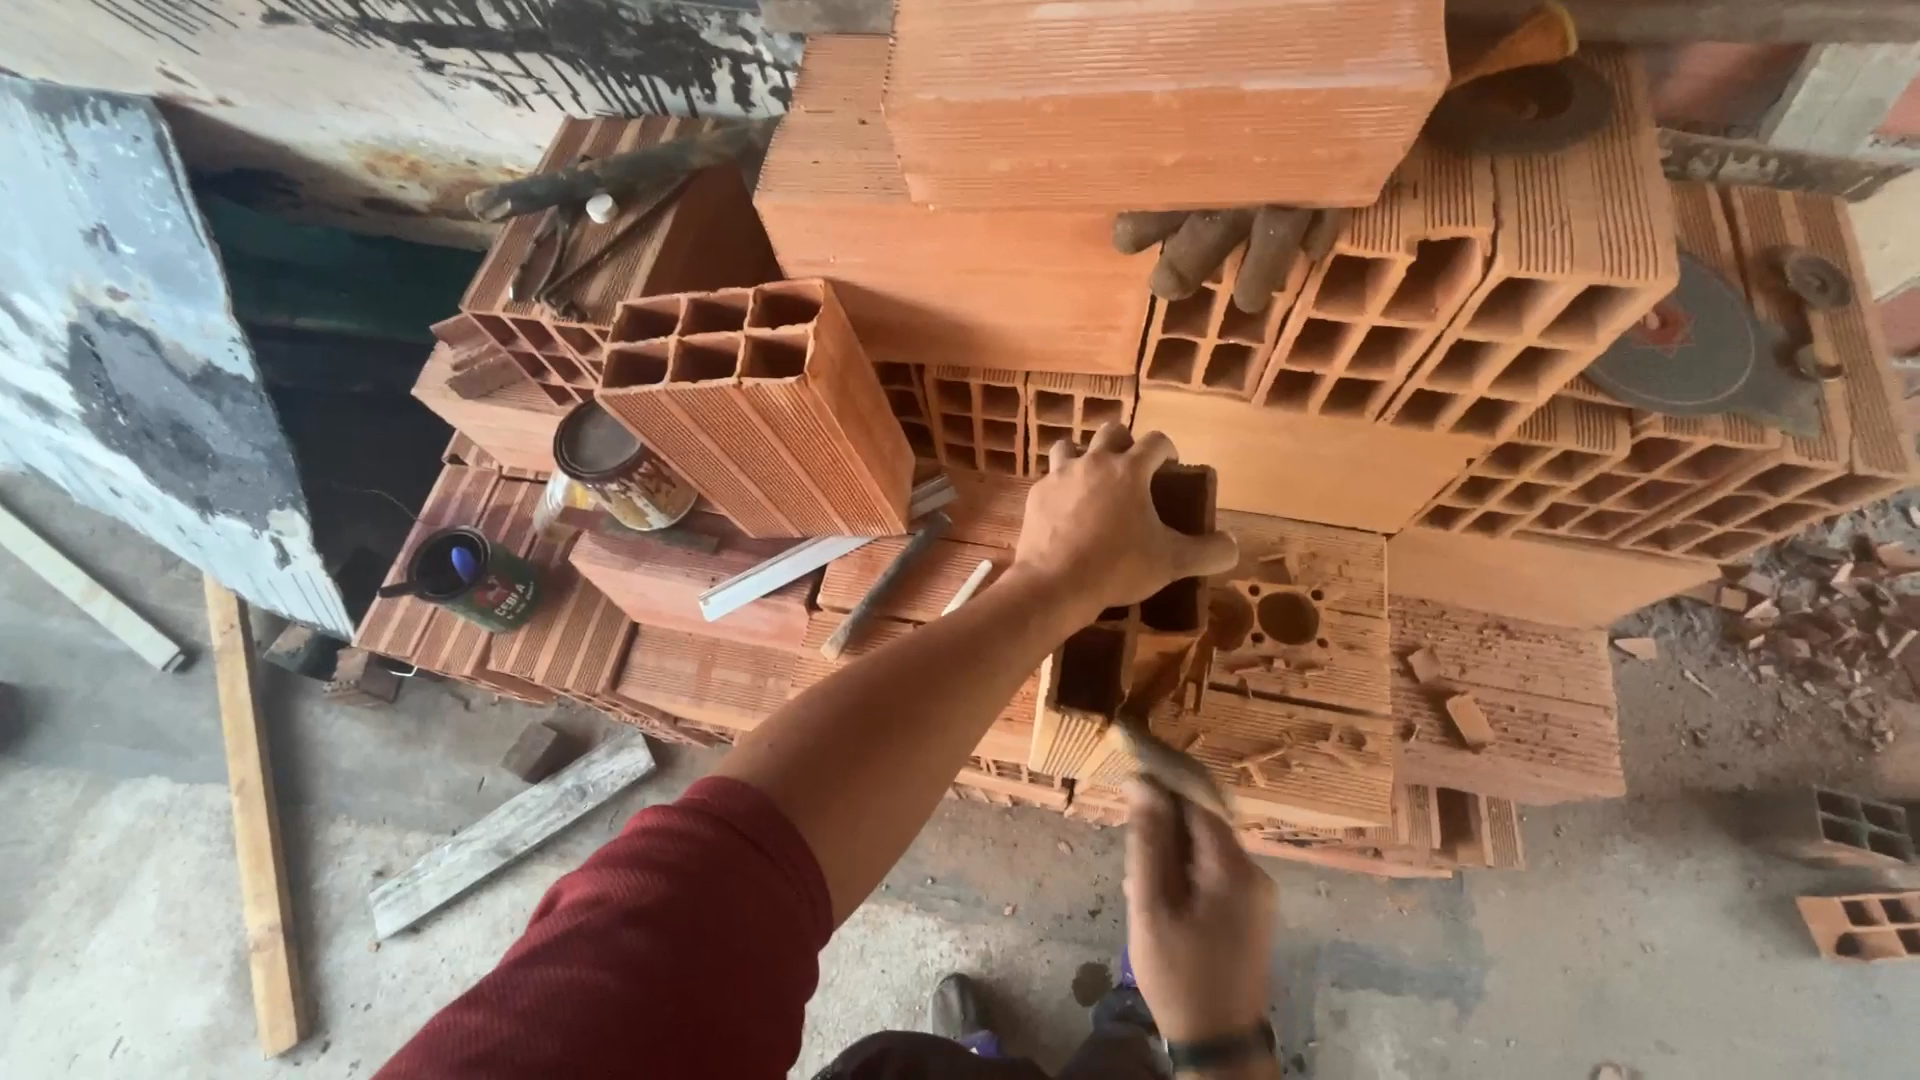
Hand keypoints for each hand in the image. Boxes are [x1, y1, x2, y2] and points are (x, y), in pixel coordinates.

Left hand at [1008, 425, 1237, 626]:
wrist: (1056, 584)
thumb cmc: (1118, 567)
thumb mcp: (1173, 563)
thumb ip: (1210, 552)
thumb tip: (1233, 546)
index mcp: (1130, 470)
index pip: (1156, 440)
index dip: (1168, 449)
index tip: (1171, 465)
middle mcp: (1093, 462)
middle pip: (1111, 431)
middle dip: (1125, 442)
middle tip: (1132, 467)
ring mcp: (1060, 476)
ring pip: (1070, 446)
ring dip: (1084, 456)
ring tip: (1092, 480)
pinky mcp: (1036, 496)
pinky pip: (1049, 480)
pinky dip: (1060, 488)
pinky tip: (1065, 510)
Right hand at [1124, 778, 1274, 1043]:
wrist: (1219, 1043)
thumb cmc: (1179, 976)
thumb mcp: (1151, 906)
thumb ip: (1148, 841)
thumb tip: (1141, 782)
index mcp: (1233, 867)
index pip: (1198, 798)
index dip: (1163, 778)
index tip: (1130, 765)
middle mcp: (1254, 871)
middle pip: (1203, 821)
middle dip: (1163, 822)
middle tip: (1131, 848)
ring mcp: (1257, 892)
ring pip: (1206, 846)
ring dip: (1171, 849)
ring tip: (1142, 882)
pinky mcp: (1252, 909)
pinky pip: (1214, 869)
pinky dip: (1185, 869)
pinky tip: (1162, 895)